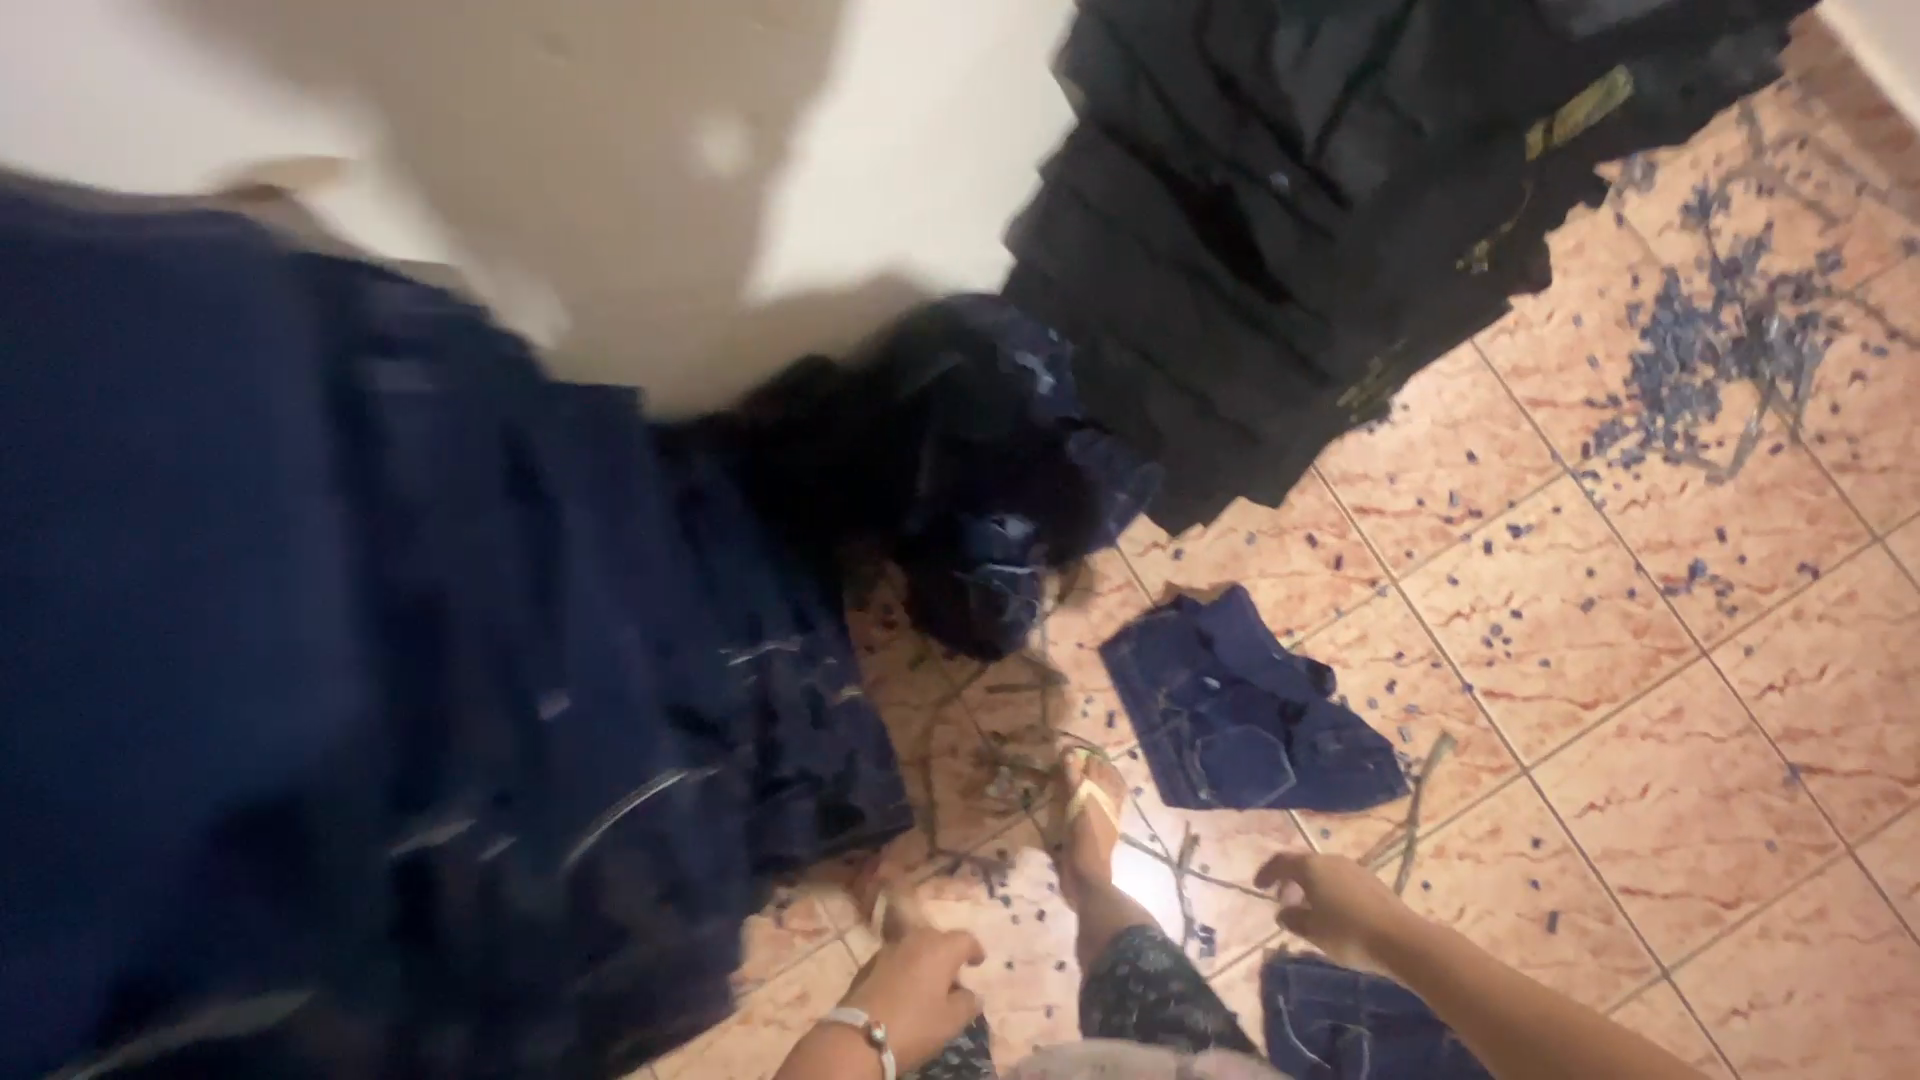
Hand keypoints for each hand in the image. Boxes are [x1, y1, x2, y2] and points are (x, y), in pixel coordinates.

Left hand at [841, 927, 986, 1070]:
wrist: (860, 1035)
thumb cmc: (914, 1025)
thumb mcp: (950, 1022)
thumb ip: (967, 1004)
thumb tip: (973, 995)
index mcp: (940, 949)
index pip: (965, 939)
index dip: (975, 949)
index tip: (978, 962)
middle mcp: (915, 939)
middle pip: (938, 938)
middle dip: (948, 953)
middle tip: (953, 976)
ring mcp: (889, 948)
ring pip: (915, 946)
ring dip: (924, 959)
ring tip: (928, 983)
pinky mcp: (869, 962)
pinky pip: (896, 958)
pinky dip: (905, 967)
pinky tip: (904, 989)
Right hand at [1256, 851, 1422, 977]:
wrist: (1403, 941)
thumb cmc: (1349, 933)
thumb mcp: (1313, 931)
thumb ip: (1293, 919)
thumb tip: (1283, 913)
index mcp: (1310, 867)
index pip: (1280, 861)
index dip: (1267, 873)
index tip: (1258, 886)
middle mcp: (1330, 860)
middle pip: (1302, 864)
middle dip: (1289, 881)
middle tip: (1283, 900)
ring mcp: (1354, 869)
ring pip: (1323, 872)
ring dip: (1311, 887)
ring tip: (1309, 910)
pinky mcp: (1373, 882)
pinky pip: (1341, 881)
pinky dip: (1330, 891)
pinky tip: (1335, 913)